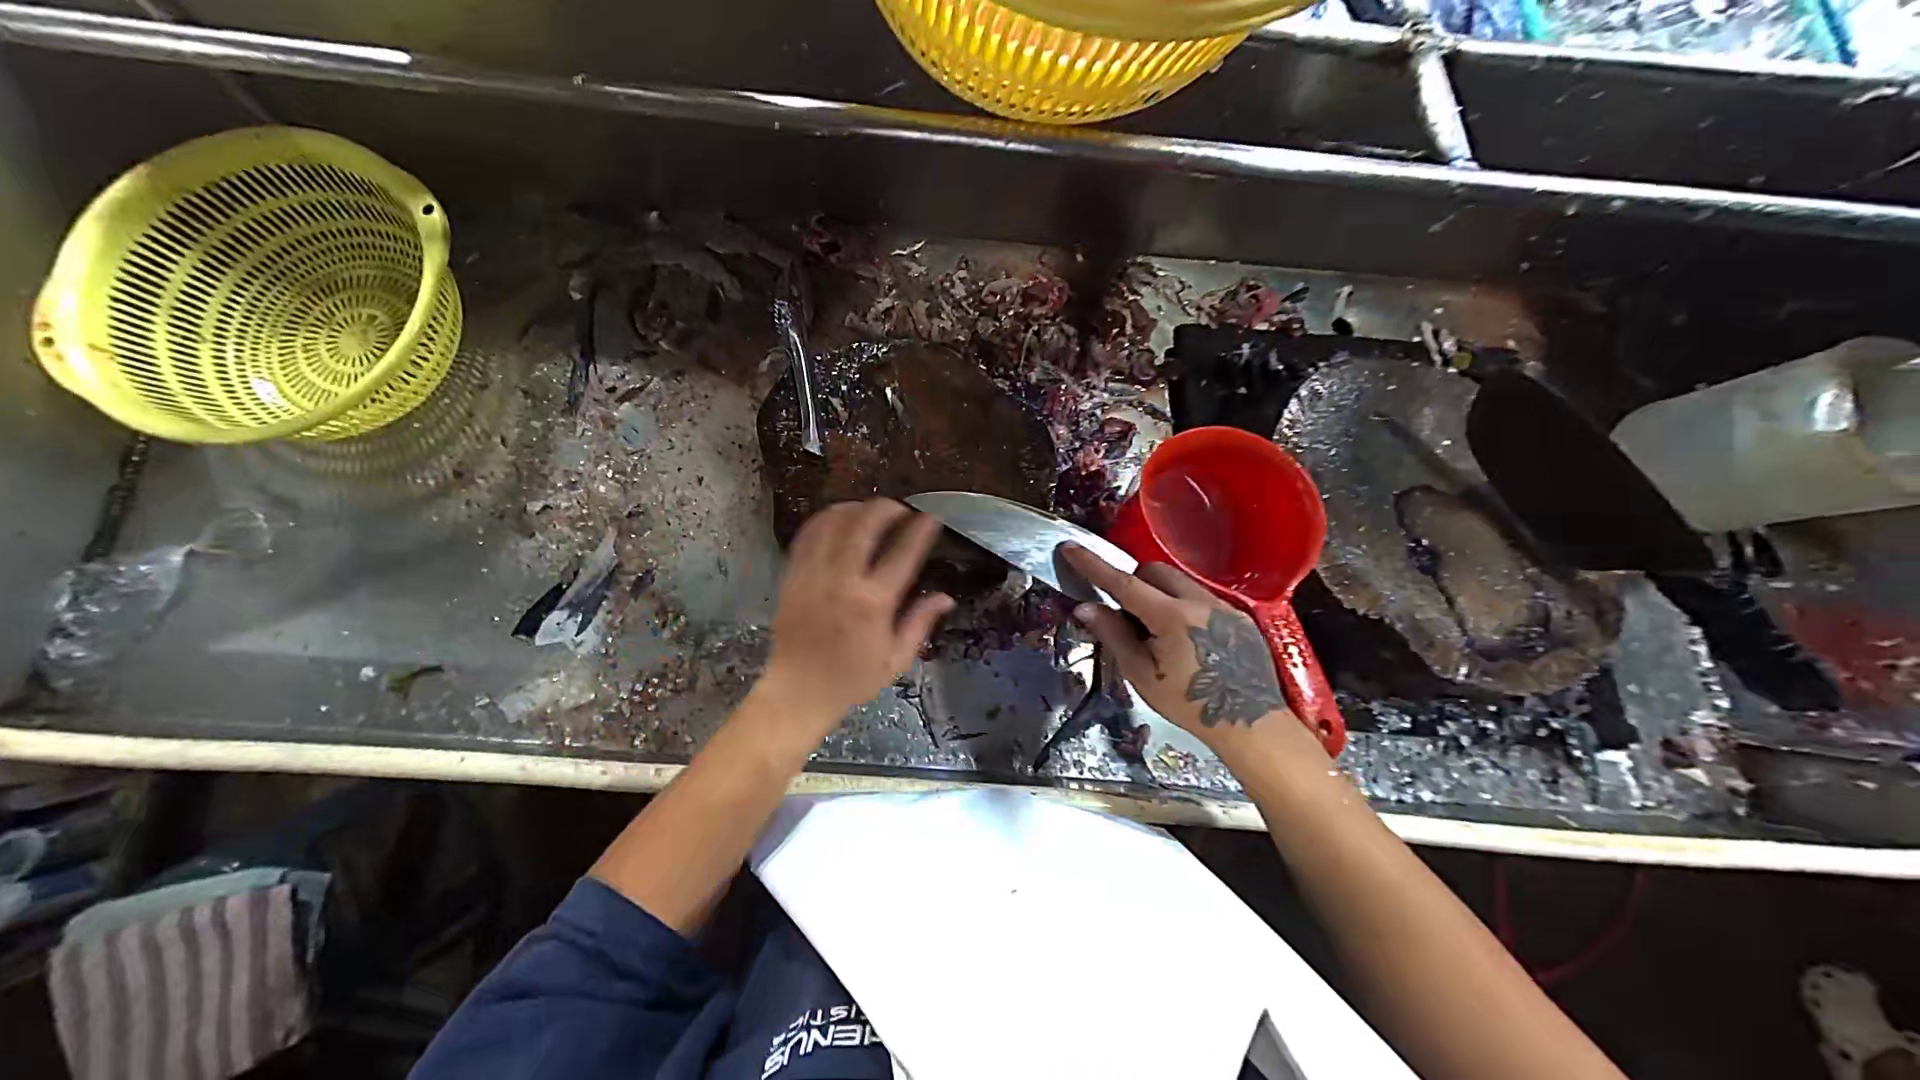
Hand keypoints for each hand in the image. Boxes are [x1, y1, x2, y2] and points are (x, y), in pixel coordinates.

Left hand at [754, 499, 954, 745]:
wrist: (799, 692)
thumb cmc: (852, 679)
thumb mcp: (896, 659)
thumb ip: (921, 622)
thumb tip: (946, 597)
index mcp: (873, 603)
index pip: (902, 553)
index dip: (920, 530)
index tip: (930, 518)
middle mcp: (842, 582)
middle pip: (864, 526)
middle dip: (885, 508)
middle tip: (899, 508)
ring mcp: (812, 576)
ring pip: (832, 524)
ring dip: (854, 508)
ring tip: (869, 508)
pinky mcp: (791, 577)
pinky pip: (806, 537)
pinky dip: (823, 520)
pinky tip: (836, 518)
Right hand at [1061, 544, 1322, 759]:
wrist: (1250, 725)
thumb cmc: (1188, 704)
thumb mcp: (1140, 674)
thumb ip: (1113, 635)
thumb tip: (1085, 608)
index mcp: (1171, 616)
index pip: (1124, 582)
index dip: (1093, 565)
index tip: (1072, 548)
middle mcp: (1200, 601)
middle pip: (1154, 571)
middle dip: (1133, 582)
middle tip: (1125, 613)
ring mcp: (1223, 607)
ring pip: (1180, 581)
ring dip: (1159, 593)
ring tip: (1155, 630)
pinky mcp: (1238, 617)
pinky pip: (1201, 597)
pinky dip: (1183, 605)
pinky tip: (1184, 639)